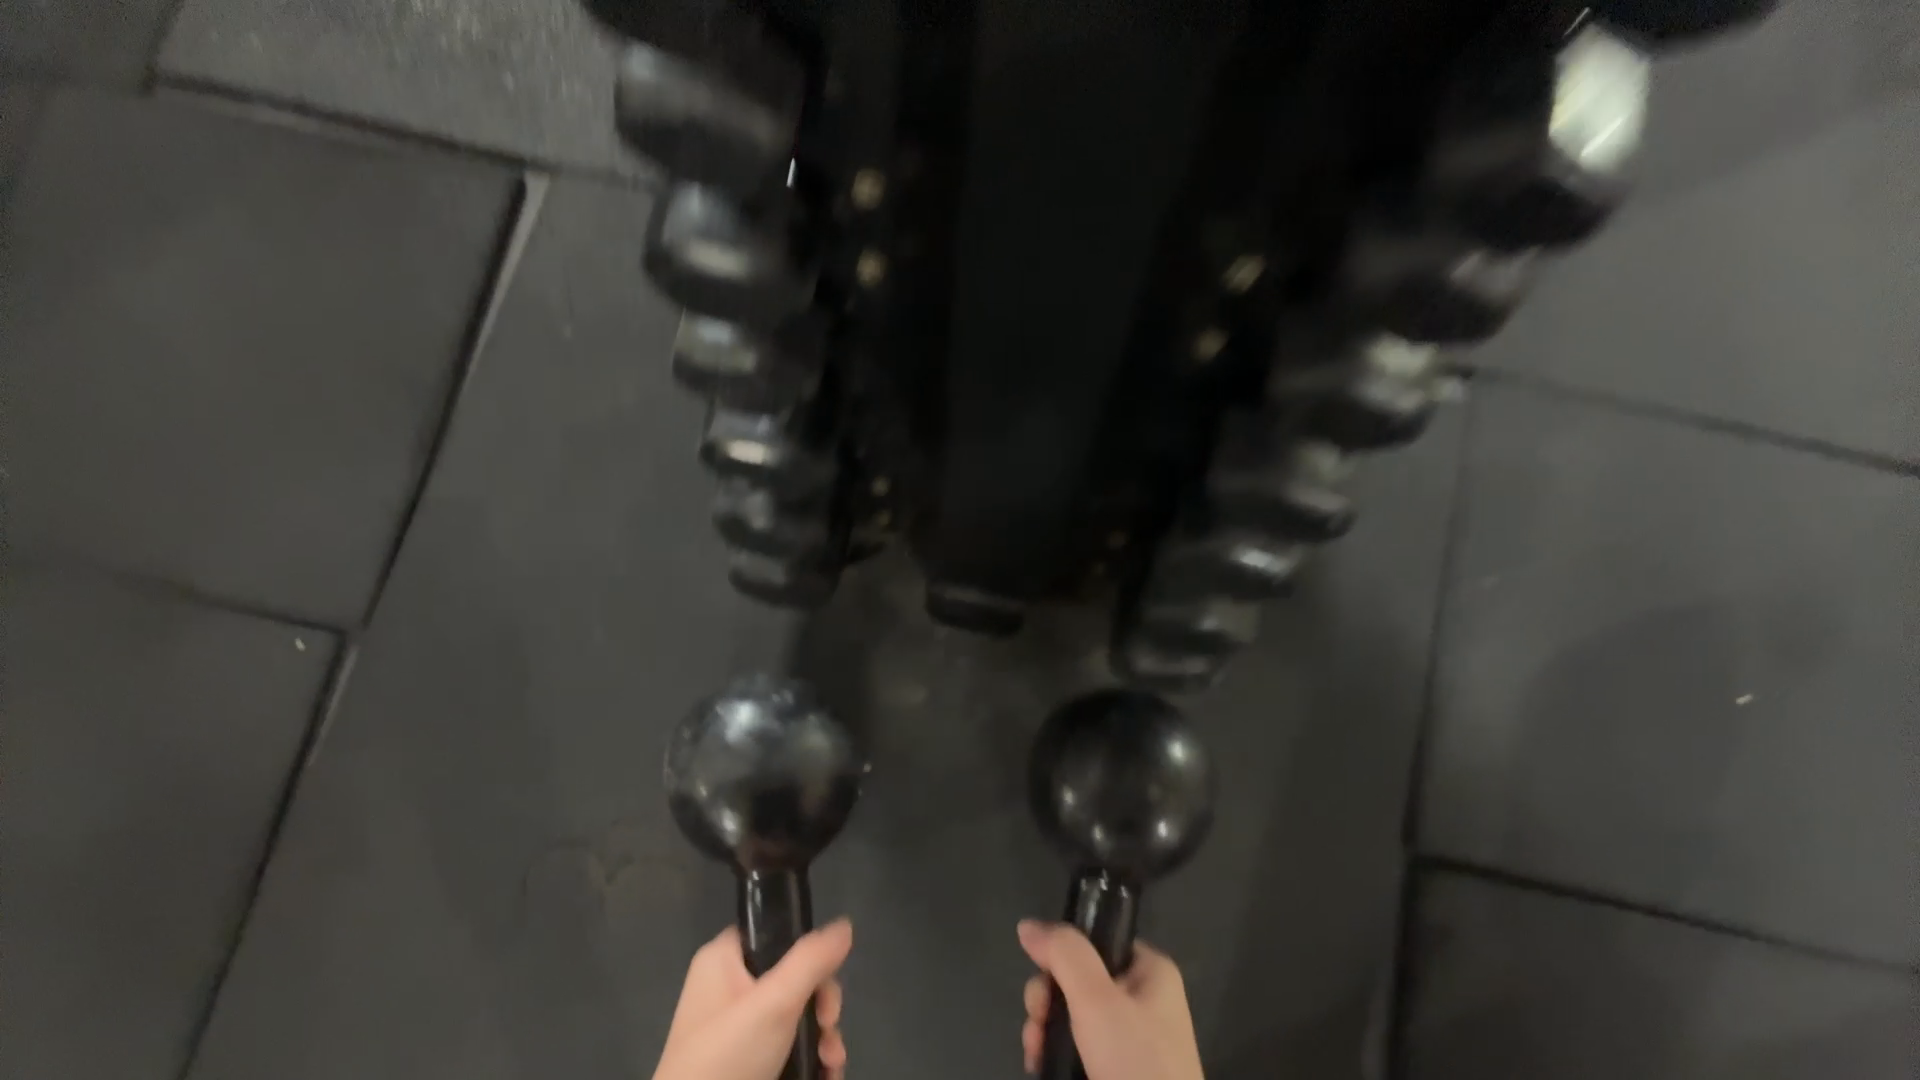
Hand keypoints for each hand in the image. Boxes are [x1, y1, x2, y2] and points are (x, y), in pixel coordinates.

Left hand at [652, 919, 852, 1079]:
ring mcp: (736, 1031)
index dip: (807, 952)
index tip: (826, 980)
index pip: (773, 933)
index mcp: (723, 961)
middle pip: (793, 978)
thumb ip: (812, 960)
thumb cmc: (727, 1059)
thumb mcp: (775, 1002)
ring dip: (822, 1037)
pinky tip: (825, 1074)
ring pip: (795, 1017)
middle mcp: (728, 990)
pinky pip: (786, 1048)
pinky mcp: (746, 1065)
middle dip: (822, 1006)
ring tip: (832, 1063)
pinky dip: (810, 1059)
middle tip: (828, 1026)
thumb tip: (844, 925)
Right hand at [1017, 920, 1203, 1079]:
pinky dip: (1055, 1051)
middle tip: (1039, 1024)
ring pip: (1071, 1015)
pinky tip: (1042, 1064)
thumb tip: (1028, 926)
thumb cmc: (1134, 1062)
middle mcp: (1142, 1000)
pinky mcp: (1116, 1069)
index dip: (1062, 958)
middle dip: (1047, 1001)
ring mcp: (1130, 1039)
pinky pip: (1076, 1045)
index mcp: (1150, 972)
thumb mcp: (1097, 999)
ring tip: (1037, 1052)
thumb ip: (1064, 955)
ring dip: (1045, 1029)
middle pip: (1076, 979)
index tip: (1045, 983)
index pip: (1096, 943)